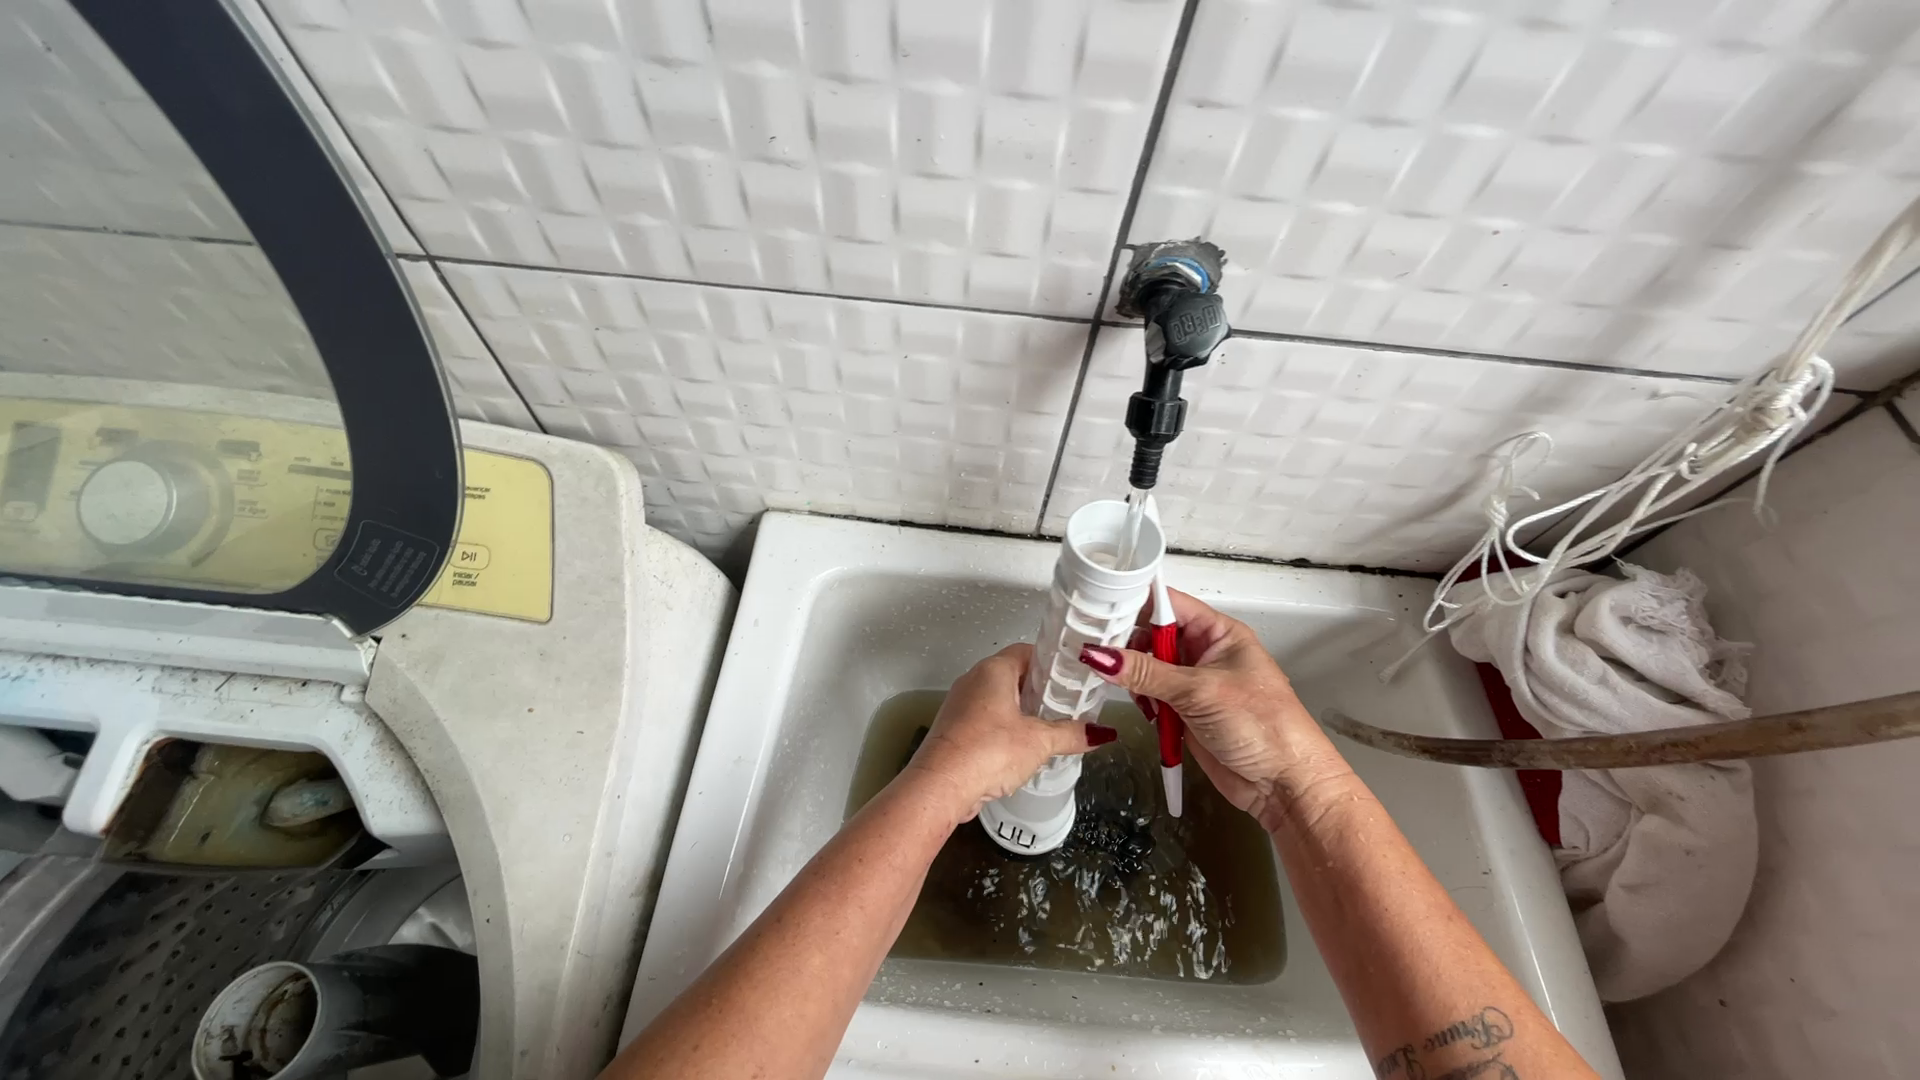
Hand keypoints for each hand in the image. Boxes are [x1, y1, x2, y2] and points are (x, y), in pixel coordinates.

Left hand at [902, 644, 1117, 825]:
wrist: (941, 785)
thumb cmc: (987, 751)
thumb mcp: (1039, 742)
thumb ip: (1071, 734)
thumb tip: (1100, 733)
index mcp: (993, 670)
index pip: (1027, 652)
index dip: (1051, 662)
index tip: (1071, 675)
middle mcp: (973, 680)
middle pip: (1012, 674)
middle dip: (1039, 689)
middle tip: (1066, 703)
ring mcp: (960, 704)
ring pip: (998, 698)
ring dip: (1021, 710)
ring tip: (1048, 726)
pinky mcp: (954, 728)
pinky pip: (985, 718)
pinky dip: (1004, 727)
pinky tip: (1021, 747)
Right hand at [1079, 590, 1349, 832]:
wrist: (1284, 785)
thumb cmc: (1260, 725)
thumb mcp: (1199, 692)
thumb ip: (1146, 673)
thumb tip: (1097, 655)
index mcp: (1218, 633)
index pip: (1169, 604)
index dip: (1134, 602)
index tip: (1098, 606)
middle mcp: (1204, 652)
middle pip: (1153, 635)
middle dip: (1127, 644)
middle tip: (1096, 651)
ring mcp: (1193, 683)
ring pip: (1148, 667)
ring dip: (1133, 676)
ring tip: (1117, 684)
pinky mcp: (1185, 712)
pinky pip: (1152, 695)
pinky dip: (1141, 700)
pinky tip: (1137, 706)